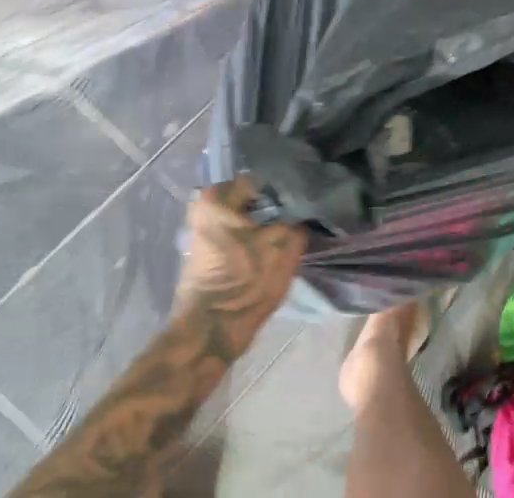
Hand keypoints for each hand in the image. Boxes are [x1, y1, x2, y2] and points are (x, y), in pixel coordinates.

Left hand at [8, 177, 305, 496]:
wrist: (210, 333)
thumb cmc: (244, 284)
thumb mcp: (284, 247)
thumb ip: (297, 220)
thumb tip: (307, 208)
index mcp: (217, 196)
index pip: (264, 178)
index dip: (290, 188)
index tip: (310, 198)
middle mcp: (204, 206)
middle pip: (255, 197)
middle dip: (278, 205)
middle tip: (305, 214)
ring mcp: (203, 229)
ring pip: (248, 217)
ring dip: (268, 223)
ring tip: (295, 229)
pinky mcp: (208, 251)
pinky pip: (240, 234)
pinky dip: (256, 237)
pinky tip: (276, 246)